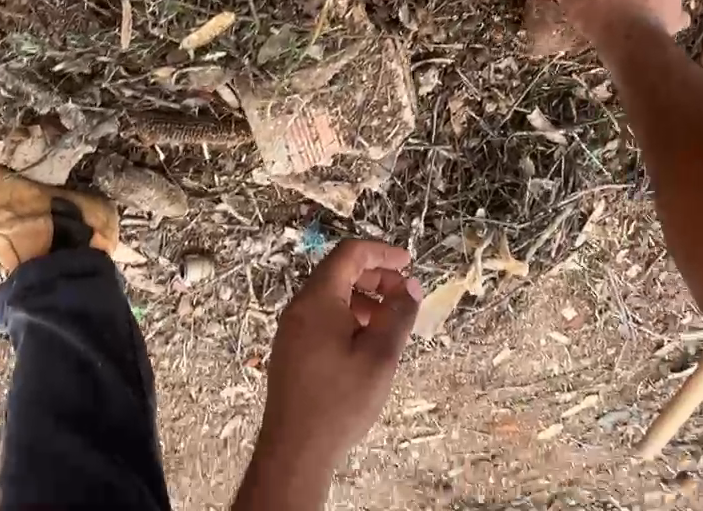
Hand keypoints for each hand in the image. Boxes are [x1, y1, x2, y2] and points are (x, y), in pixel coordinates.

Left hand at [236, 240, 419, 505]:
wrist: (295, 449)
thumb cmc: (339, 401)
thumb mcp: (379, 356)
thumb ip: (397, 315)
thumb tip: (410, 285)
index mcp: (318, 298)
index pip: (350, 253)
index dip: (382, 253)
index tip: (408, 263)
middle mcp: (300, 305)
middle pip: (339, 271)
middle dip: (376, 276)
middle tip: (405, 294)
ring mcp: (292, 327)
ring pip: (331, 295)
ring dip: (364, 297)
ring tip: (391, 321)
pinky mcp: (292, 347)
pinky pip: (322, 315)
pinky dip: (348, 315)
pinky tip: (367, 341)